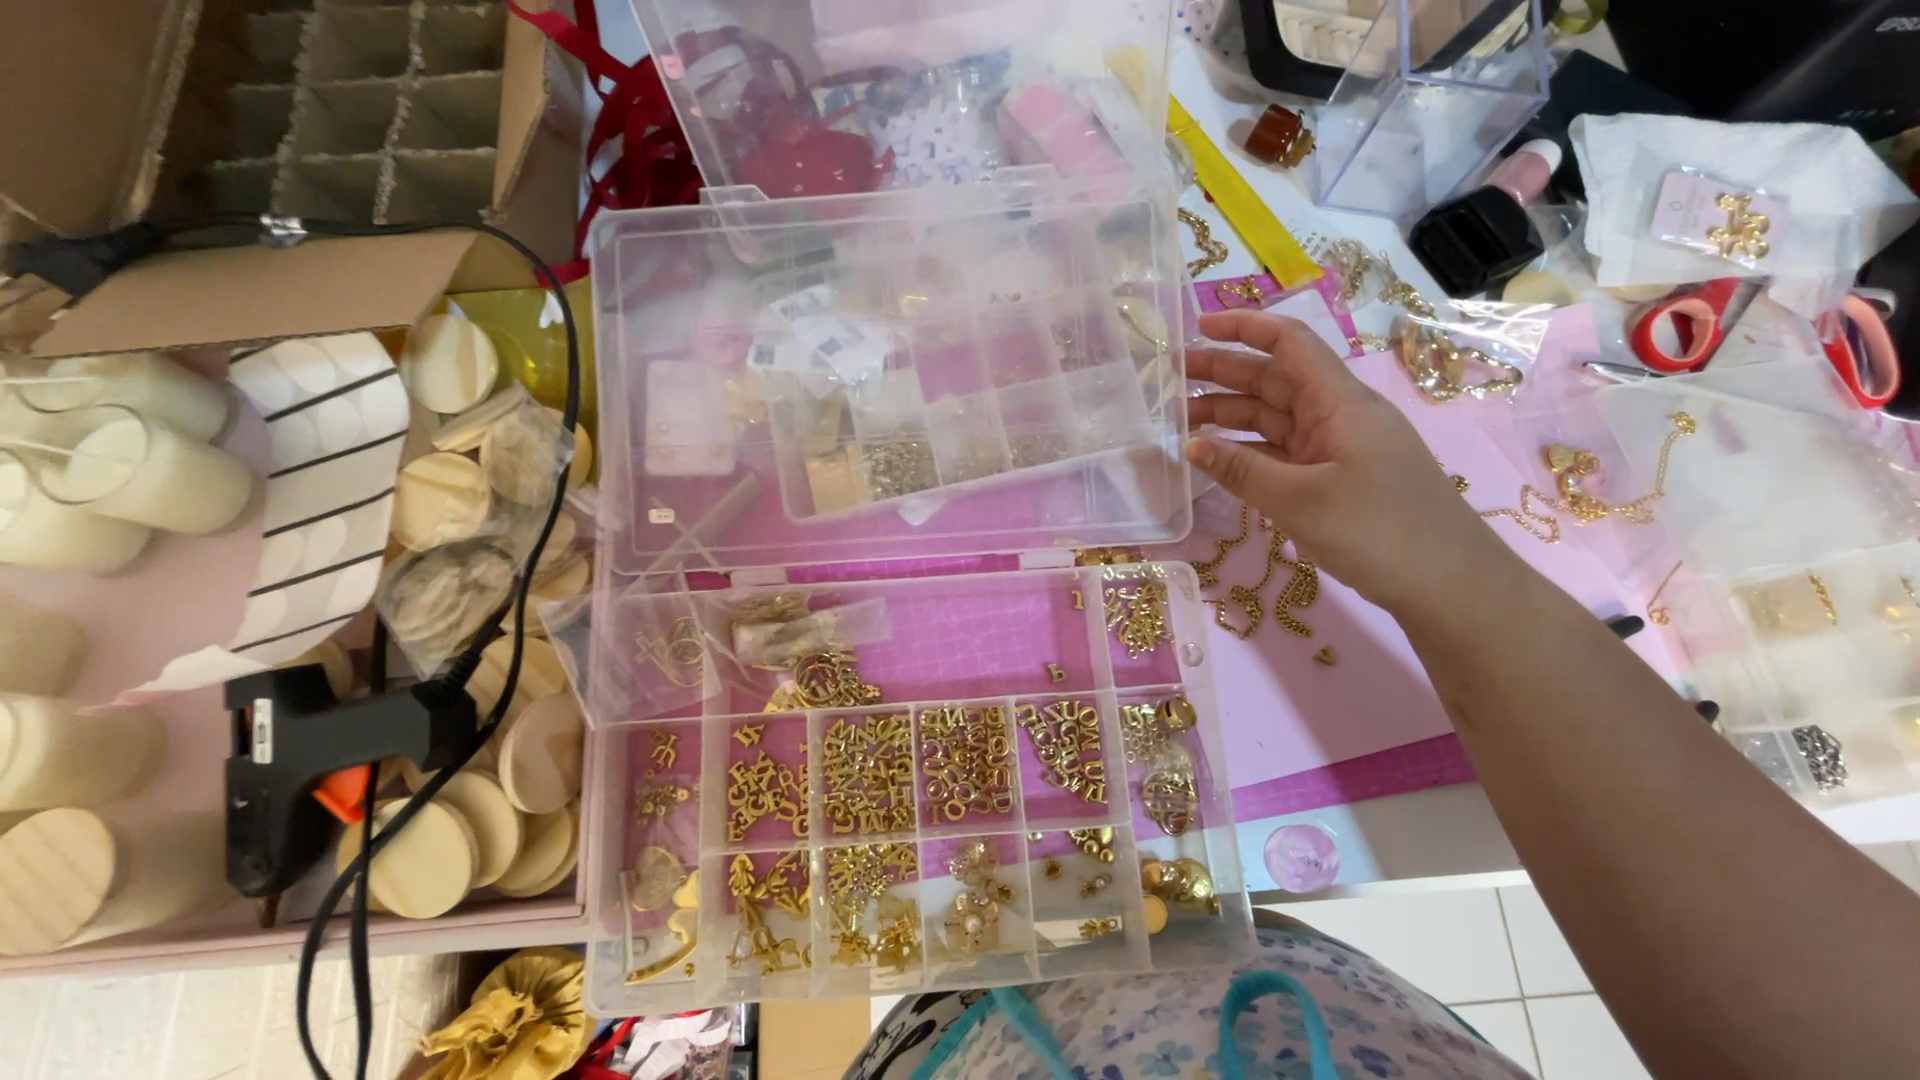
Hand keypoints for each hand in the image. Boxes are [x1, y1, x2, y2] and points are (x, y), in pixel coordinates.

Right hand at [1183, 310, 1515, 612]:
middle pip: (1273, 380)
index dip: (1244, 328)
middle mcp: (1337, 415)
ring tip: (1178, 421)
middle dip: (1222, 374)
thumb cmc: (1380, 531)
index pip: (1289, 343)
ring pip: (1273, 418)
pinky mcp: (1334, 479)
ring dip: (1229, 416)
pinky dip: (1248, 452)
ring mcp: (1336, 449)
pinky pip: (1281, 452)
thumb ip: (1242, 470)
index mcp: (1339, 402)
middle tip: (1167, 380)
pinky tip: (1215, 459)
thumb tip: (1190, 445)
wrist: (1449, 585)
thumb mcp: (1301, 501)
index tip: (1197, 325)